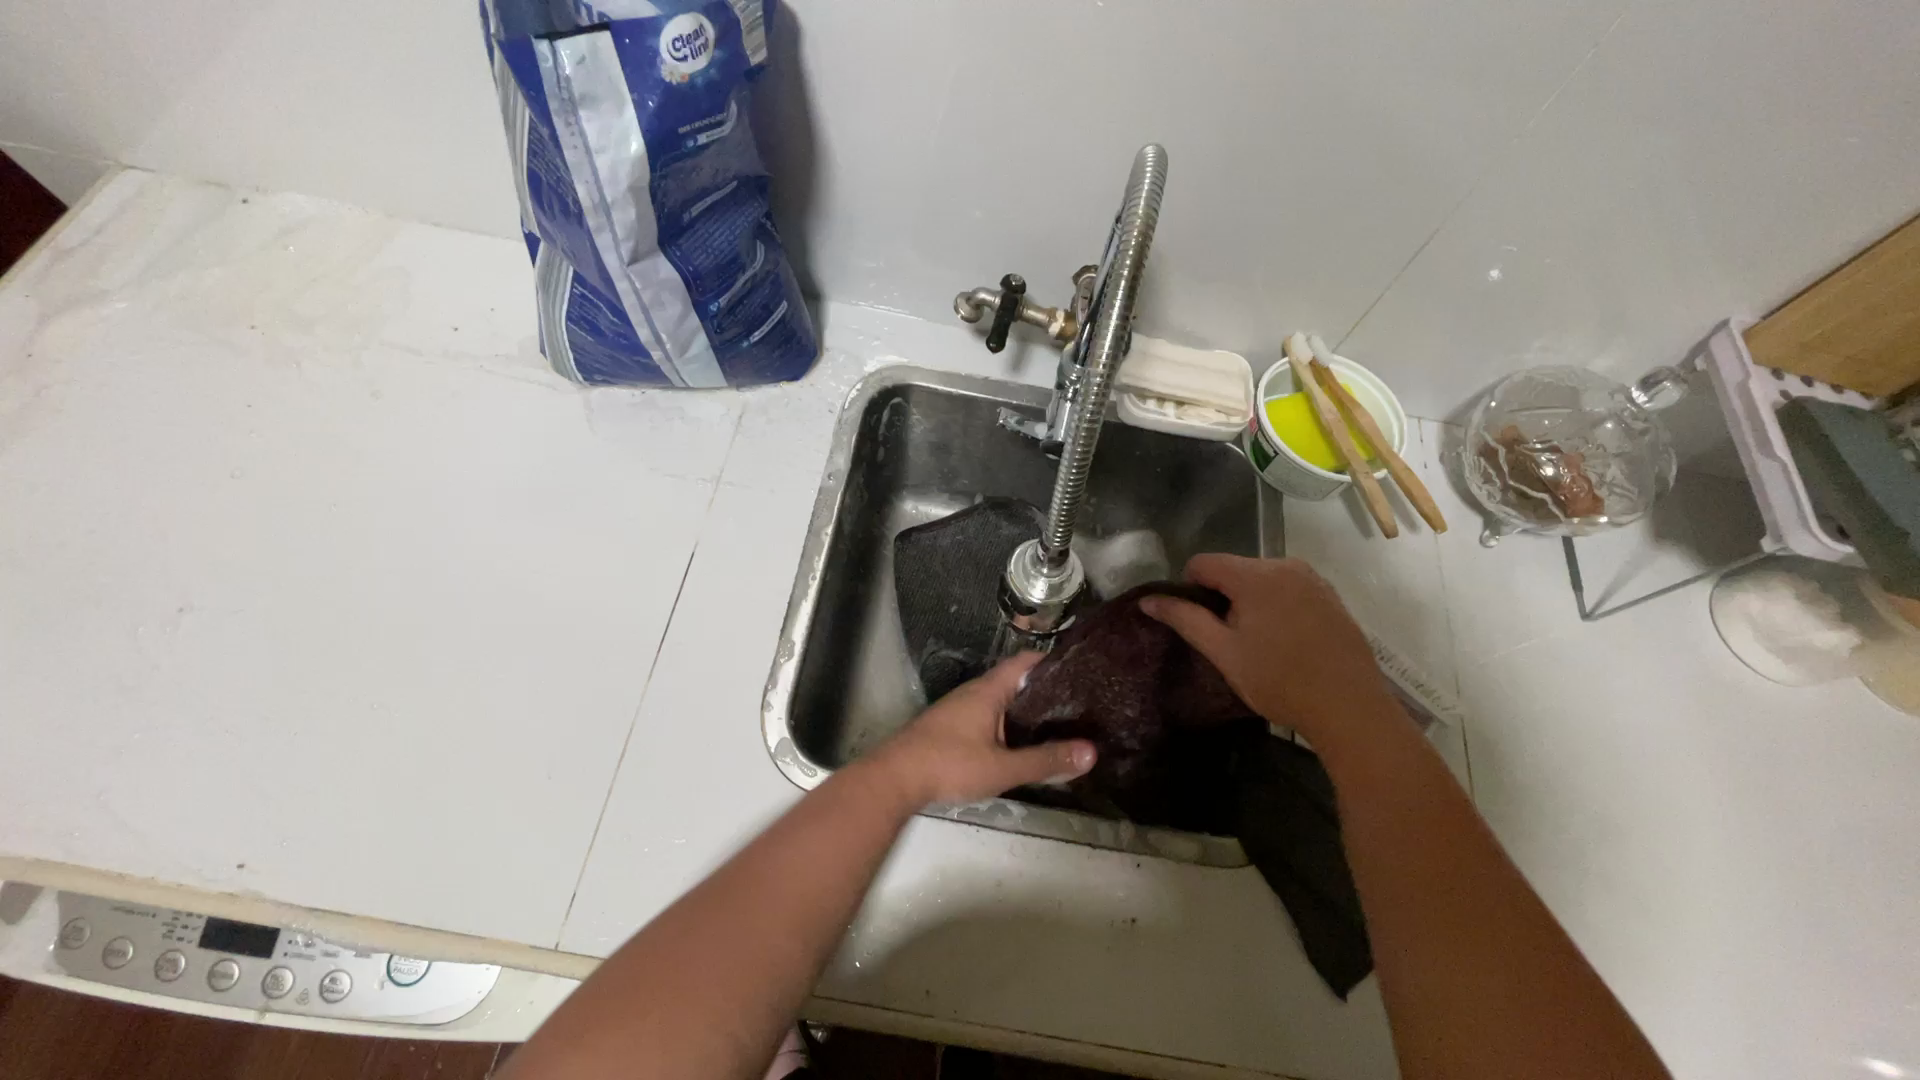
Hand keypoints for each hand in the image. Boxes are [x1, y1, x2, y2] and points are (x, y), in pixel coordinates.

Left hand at [868, 654, 1096, 806]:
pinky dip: (1008, 726)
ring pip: (1000, 702)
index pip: (1025, 662)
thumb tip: (1090, 753)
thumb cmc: (948, 764)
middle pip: (1015, 682)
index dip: (1052, 661)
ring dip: (1025, 711)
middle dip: (1045, 691)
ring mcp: (959, 710)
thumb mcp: (1002, 767)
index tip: (1081, 670)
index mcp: (988, 691)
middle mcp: (974, 693)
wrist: (893, 779)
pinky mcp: (950, 729)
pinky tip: (1019, 745)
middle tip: (1079, 704)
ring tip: (1058, 724)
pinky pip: (987, 718)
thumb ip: (1045, 761)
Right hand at [1139, 555, 1403, 748]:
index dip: (1189, 589)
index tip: (1197, 624)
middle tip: (1228, 640)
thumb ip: (1184, 619)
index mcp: (1254, 575)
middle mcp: (1285, 565)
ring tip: (1257, 643)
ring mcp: (1312, 579)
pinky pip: (1288, 589)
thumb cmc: (1278, 681)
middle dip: (1222, 597)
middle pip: (1233, 569)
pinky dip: (1276, 607)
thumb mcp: (1223, 652)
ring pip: (1261, 580)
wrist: (1349, 707)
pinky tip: (1285, 642)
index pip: (1202, 563)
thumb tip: (1147, 600)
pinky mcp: (1330, 596)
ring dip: (1250, 602)